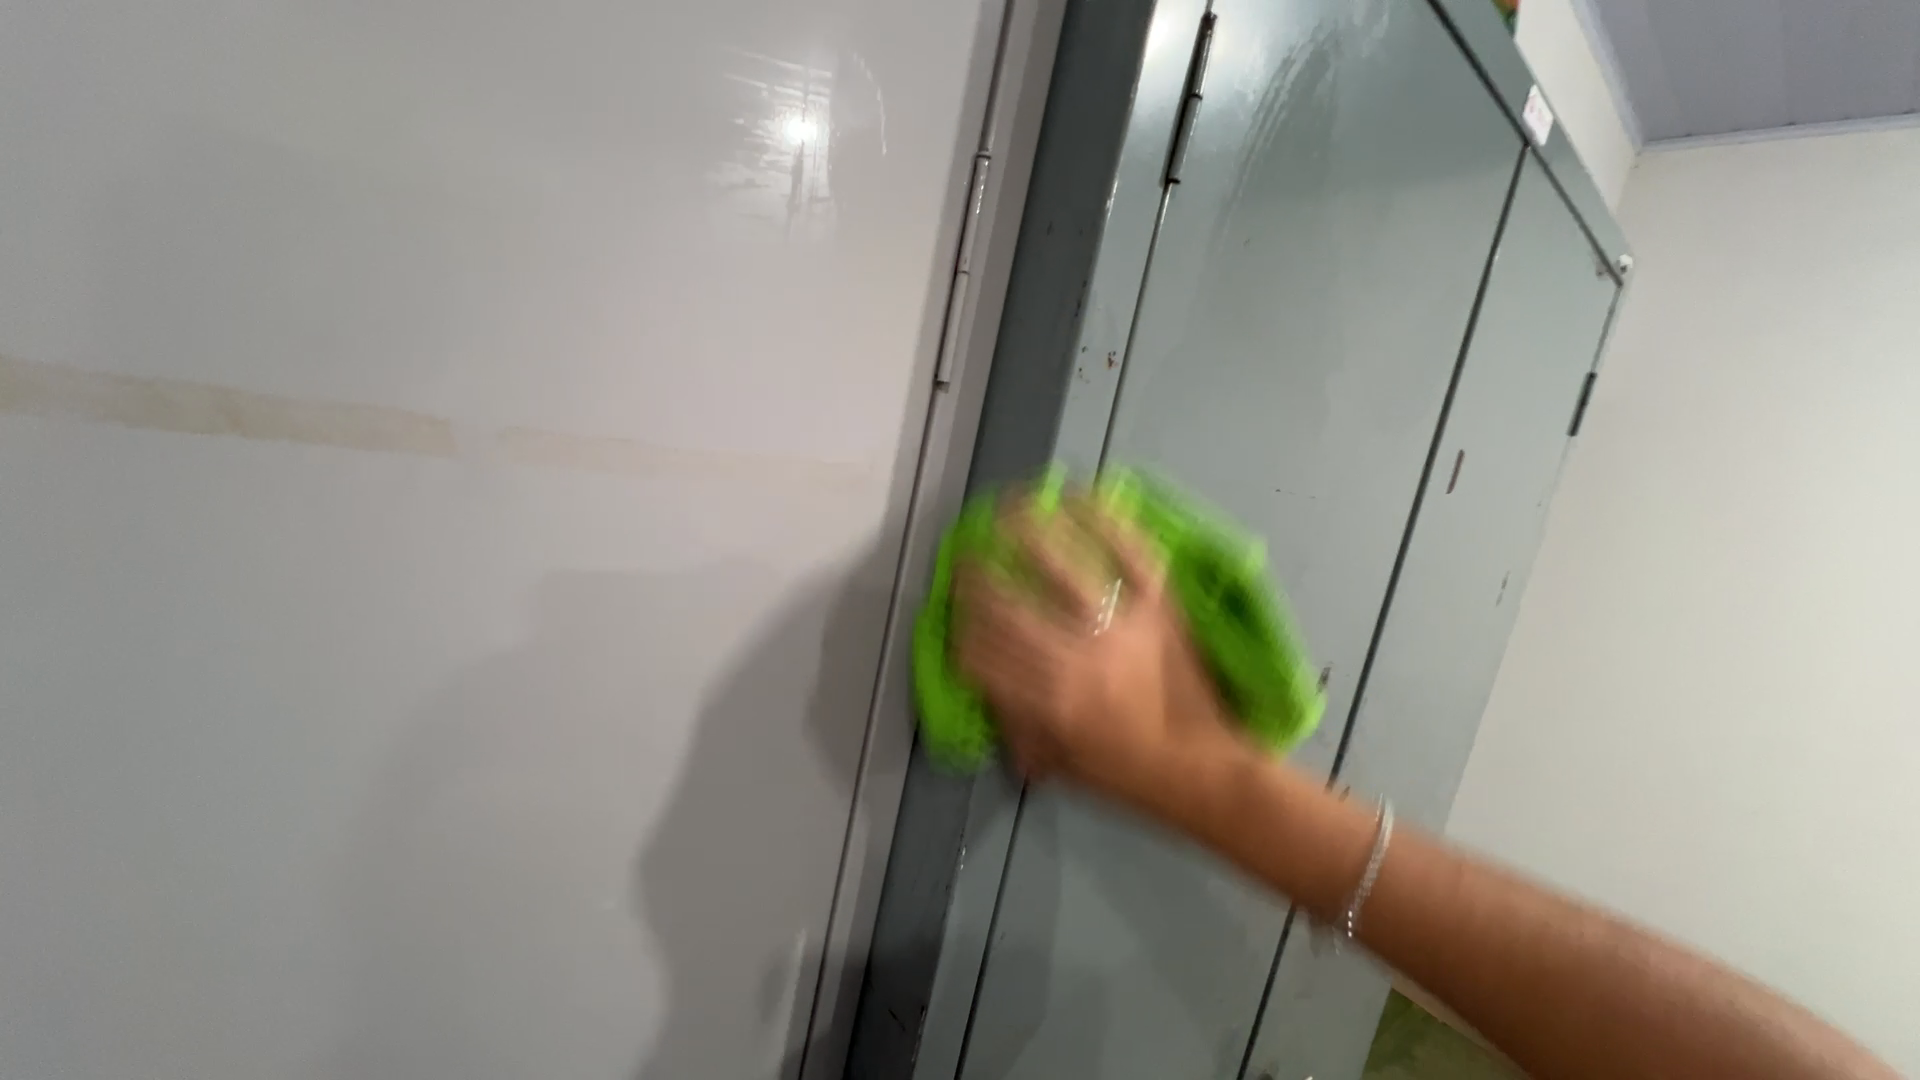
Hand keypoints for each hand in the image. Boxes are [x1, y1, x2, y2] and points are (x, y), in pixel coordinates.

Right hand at [953, 495, 1242, 808]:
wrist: (1205, 769)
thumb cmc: (1128, 774)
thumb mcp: (1060, 763)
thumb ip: (1016, 724)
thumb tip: (983, 684)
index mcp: (1049, 702)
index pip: (983, 655)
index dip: (961, 628)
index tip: (954, 611)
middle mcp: (1078, 659)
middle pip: (1010, 607)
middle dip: (977, 579)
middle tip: (966, 558)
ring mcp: (1122, 626)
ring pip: (1062, 567)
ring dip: (1026, 533)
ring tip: (1005, 509)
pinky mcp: (1160, 605)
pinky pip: (1129, 552)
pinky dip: (1103, 519)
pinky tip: (1076, 496)